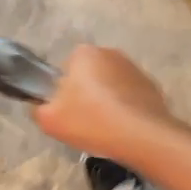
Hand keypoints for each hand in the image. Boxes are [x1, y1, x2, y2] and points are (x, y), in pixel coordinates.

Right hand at [32, 45, 175, 161]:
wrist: (143, 137)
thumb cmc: (91, 121)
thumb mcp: (49, 120)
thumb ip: (38, 108)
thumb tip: (41, 105)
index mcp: (84, 53)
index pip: (66, 69)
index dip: (64, 91)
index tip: (68, 110)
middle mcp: (110, 53)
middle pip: (90, 75)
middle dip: (87, 93)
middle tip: (84, 120)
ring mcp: (134, 68)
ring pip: (111, 85)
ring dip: (108, 100)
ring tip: (106, 128)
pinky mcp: (152, 86)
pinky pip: (130, 96)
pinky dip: (126, 109)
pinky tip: (125, 129)